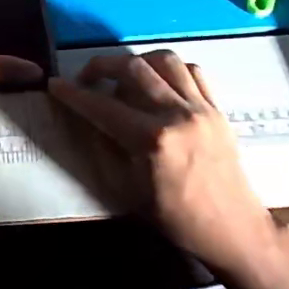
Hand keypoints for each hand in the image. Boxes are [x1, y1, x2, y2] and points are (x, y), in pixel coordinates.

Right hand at [49, 52, 277, 275]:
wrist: (232, 229)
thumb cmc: (176, 218)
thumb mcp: (128, 191)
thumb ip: (105, 149)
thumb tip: (87, 119)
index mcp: (152, 140)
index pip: (102, 106)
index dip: (74, 94)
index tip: (55, 85)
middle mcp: (177, 114)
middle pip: (132, 68)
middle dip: (101, 66)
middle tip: (86, 78)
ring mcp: (200, 107)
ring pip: (165, 60)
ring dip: (137, 61)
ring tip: (124, 75)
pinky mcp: (217, 108)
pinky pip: (192, 71)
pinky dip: (170, 69)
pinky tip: (159, 82)